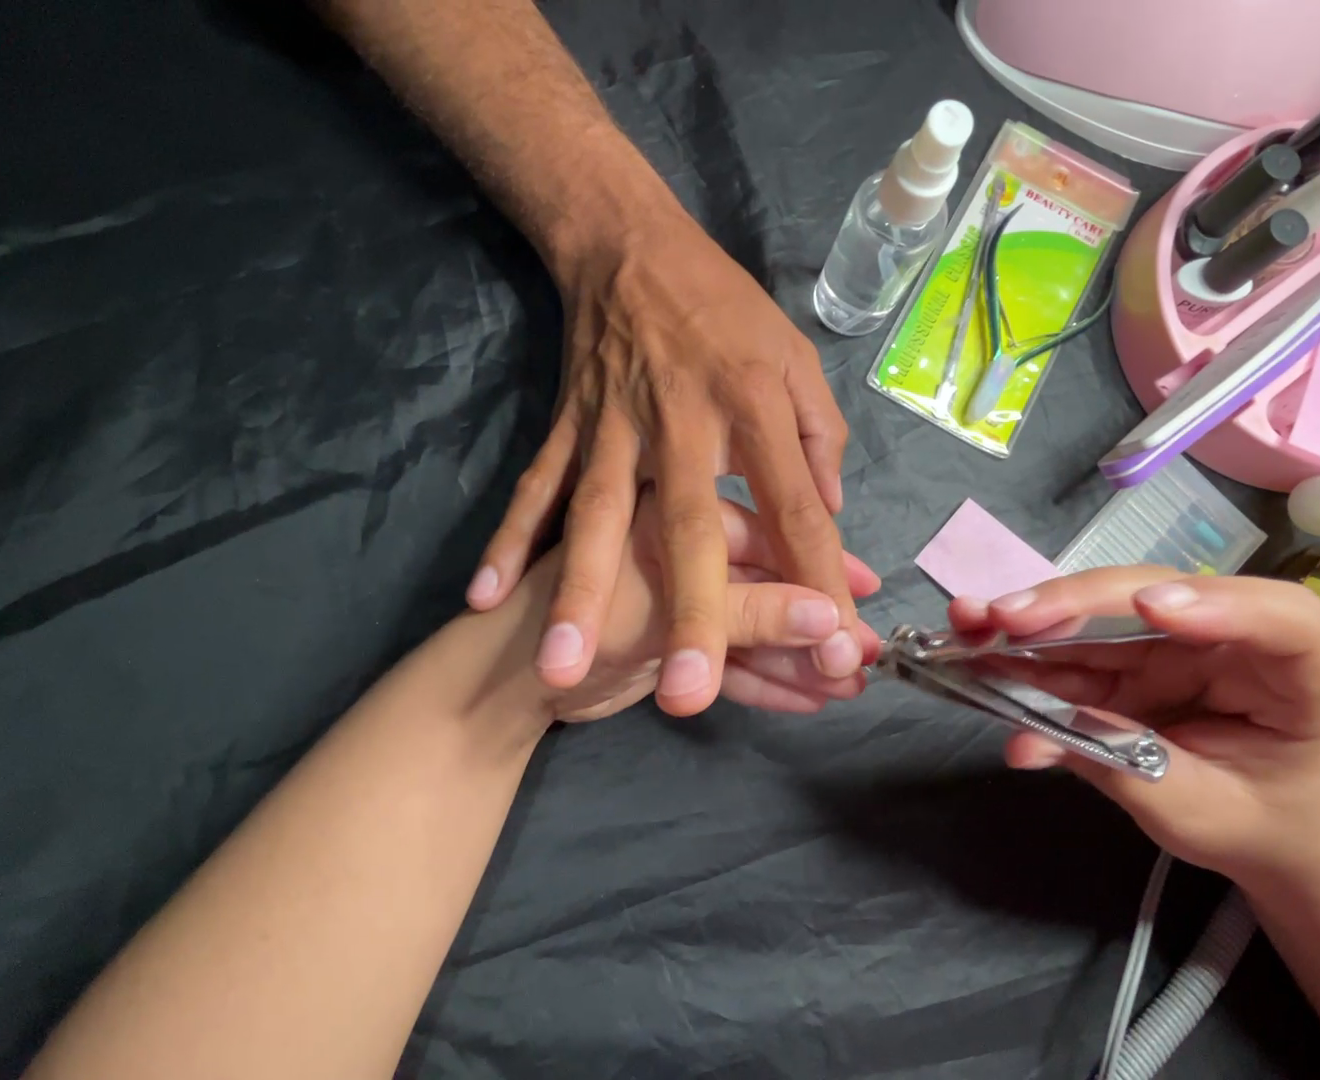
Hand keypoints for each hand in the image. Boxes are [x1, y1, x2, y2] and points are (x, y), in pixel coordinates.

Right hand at [466, 207, 853, 716]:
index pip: (793, 505)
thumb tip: (827, 514)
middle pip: (689, 529)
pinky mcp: (566, 426)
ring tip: (560, 670)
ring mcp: (614, 427)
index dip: (818, 577)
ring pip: (598, 520)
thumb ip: (818, 437)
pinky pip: (537, 488)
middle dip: (690, 612)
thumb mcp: (796, 356)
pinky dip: (511, 540)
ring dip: (580, 596)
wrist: (631, 247)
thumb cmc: (727, 309)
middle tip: (688, 692)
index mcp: (755, 404)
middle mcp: (683, 424)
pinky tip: (487, 597)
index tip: (832, 652)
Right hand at [950, 568, 1319, 887]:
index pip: (1281, 620)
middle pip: (1157, 595)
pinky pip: (1069, 644)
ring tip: (970, 621)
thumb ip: (1125, 770)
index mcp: (1298, 674)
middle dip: (1078, 603)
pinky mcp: (1123, 655)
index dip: (1220, 606)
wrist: (1262, 829)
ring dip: (1030, 614)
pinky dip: (1020, 646)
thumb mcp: (1203, 813)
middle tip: (1009, 618)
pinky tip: (973, 643)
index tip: (1153, 610)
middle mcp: (1228, 637)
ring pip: (1097, 611)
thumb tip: (1024, 741)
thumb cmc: (1258, 821)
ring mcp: (1167, 641)